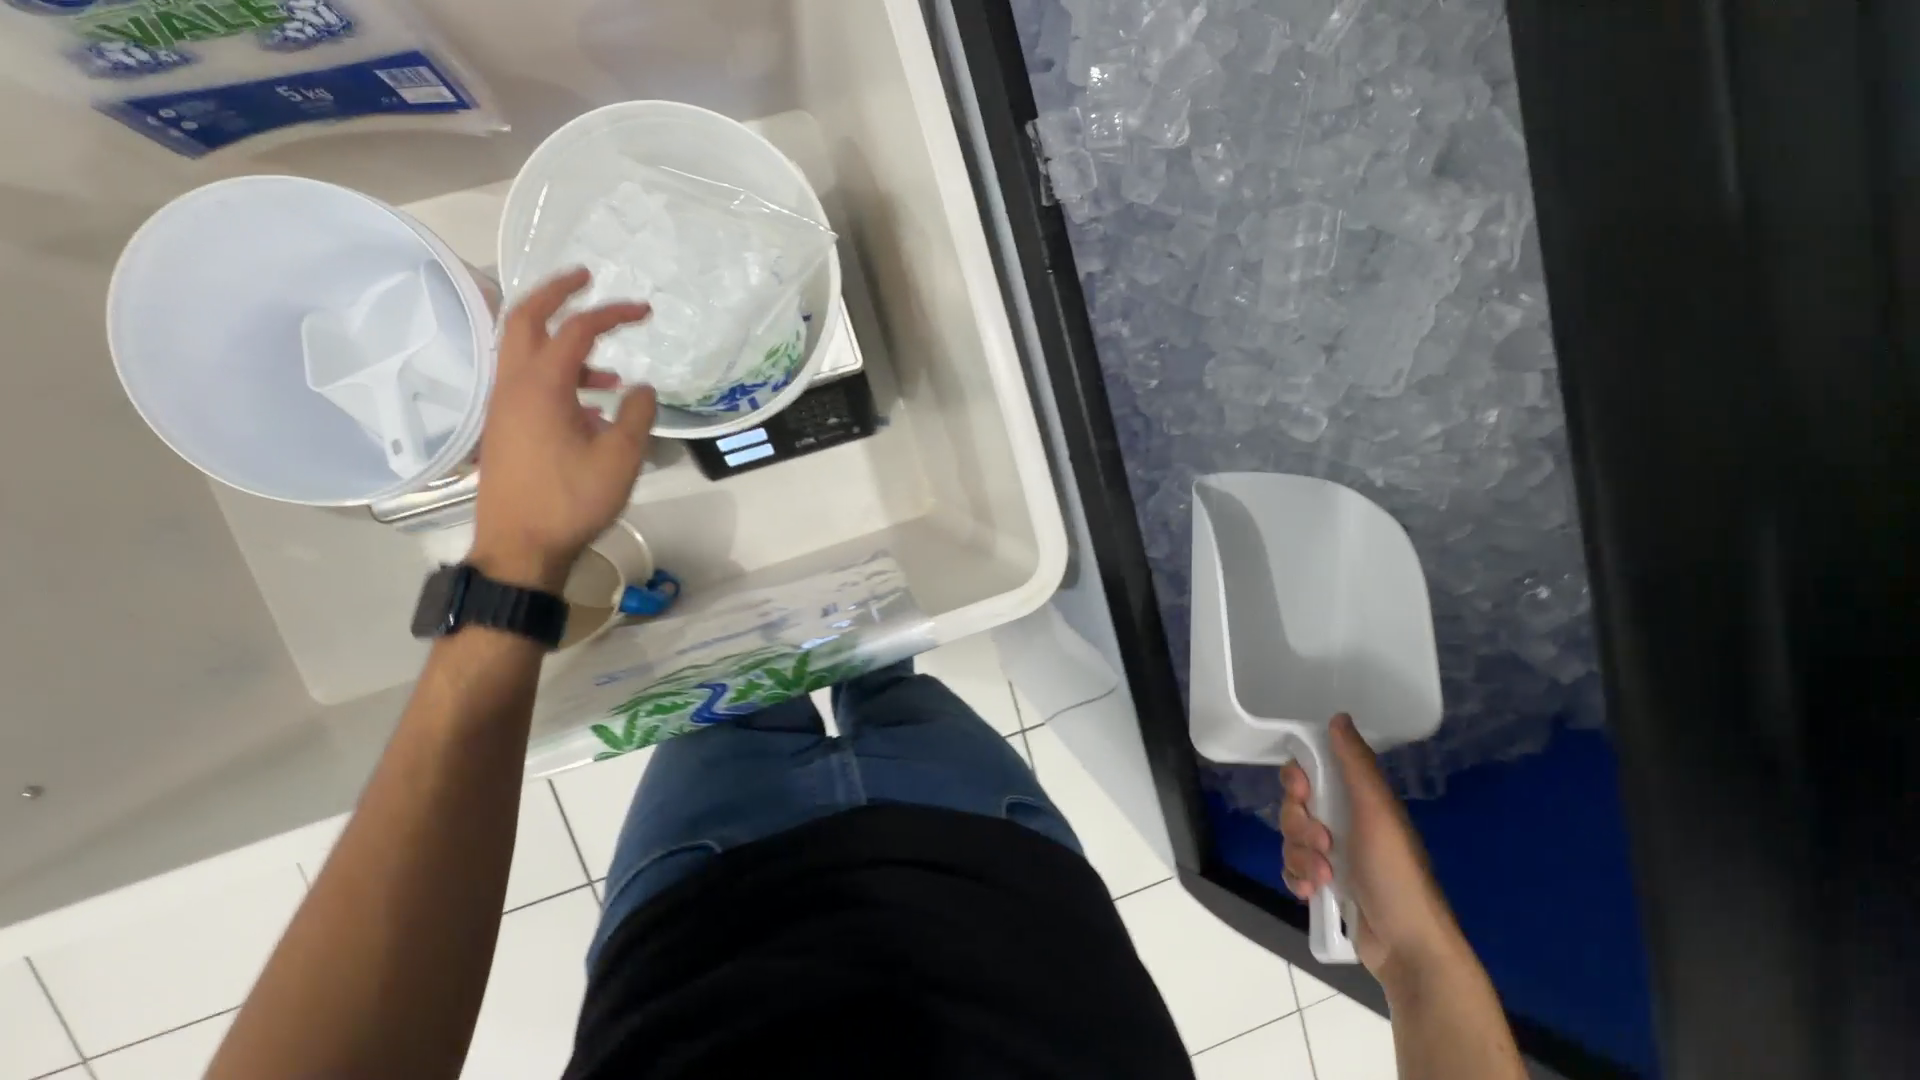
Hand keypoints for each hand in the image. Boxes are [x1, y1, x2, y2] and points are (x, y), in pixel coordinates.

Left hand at [470, 268, 655, 592]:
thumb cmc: (572, 501)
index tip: (645, 311)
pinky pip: (527, 380)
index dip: (611, 313)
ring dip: (560, 340)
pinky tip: (590, 405)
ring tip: (607, 363)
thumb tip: (642, 388)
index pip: (576, 329)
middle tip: (586, 278)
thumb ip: (636, 415)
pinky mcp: (505, 427)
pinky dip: (556, 373)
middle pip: (525, 318)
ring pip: (524, 351)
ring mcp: (504, 406)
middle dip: (556, 292)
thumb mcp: (620, 458)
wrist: (520, 547)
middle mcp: (514, 385)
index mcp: (541, 386)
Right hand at [1279, 714, 1466, 987]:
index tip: (1303, 793)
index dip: (1298, 781)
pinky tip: (1312, 894)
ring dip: (1300, 857)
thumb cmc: (1395, 873)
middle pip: (1294, 807)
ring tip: (1324, 878)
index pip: (1312, 773)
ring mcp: (1334, 856)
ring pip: (1290, 840)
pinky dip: (1297, 878)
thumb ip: (1356, 765)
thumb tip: (1338, 717)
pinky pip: (1292, 869)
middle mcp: (1345, 823)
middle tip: (1323, 844)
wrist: (1406, 945)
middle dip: (1299, 827)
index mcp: (1359, 801)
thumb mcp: (1378, 813)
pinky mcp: (1324, 886)